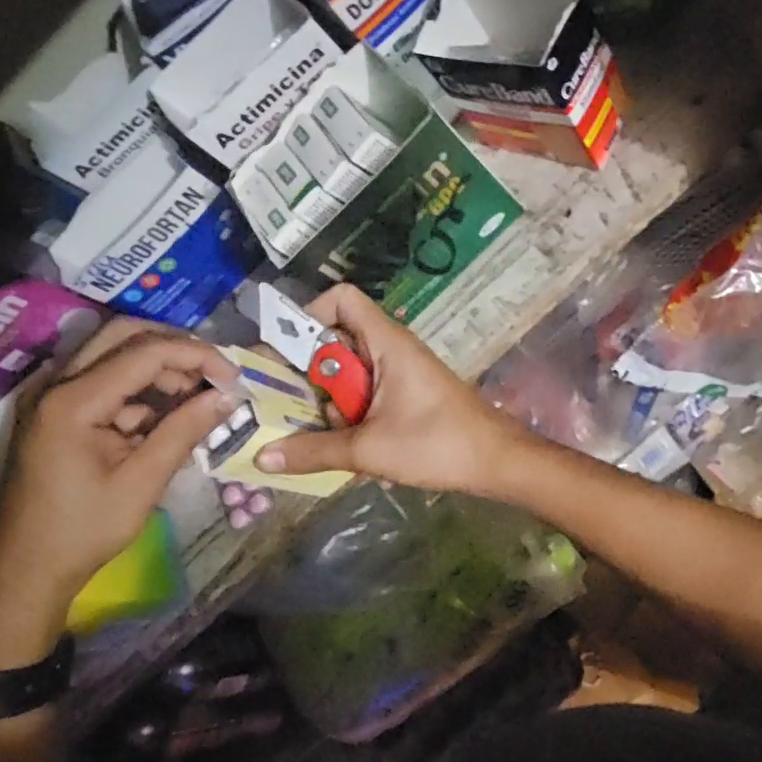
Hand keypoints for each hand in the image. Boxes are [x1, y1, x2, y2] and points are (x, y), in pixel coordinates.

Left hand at [0, 319, 240, 668]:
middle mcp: (58, 384)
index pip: (145, 352)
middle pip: (125, 336)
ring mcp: (54, 396)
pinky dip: (142, 390)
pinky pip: (107, 381)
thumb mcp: (143, 483)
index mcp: (73, 400)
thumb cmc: (83, 531)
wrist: (24, 571)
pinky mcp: (59, 412)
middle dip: (177, 349)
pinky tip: (170, 418)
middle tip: (215, 375)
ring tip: (199, 399)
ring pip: (116, 354)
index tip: (234, 378)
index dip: (197, 356)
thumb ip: (185, 431)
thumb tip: (228, 396)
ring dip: (161, 368)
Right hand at [254, 284, 539, 495]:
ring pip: (346, 373)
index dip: (305, 315)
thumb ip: (314, 451)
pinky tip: (350, 449)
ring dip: (330, 402)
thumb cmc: (439, 444)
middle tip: (287, 408)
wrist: (498, 462)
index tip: (282, 355)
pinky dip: (350, 415)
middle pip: (333, 340)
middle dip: (308, 374)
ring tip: (326, 437)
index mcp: (385, 342)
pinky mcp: (405, 395)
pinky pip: (364, 393)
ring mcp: (399, 372)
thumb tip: (262, 457)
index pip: (339, 299)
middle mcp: (390, 348)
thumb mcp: (369, 449)